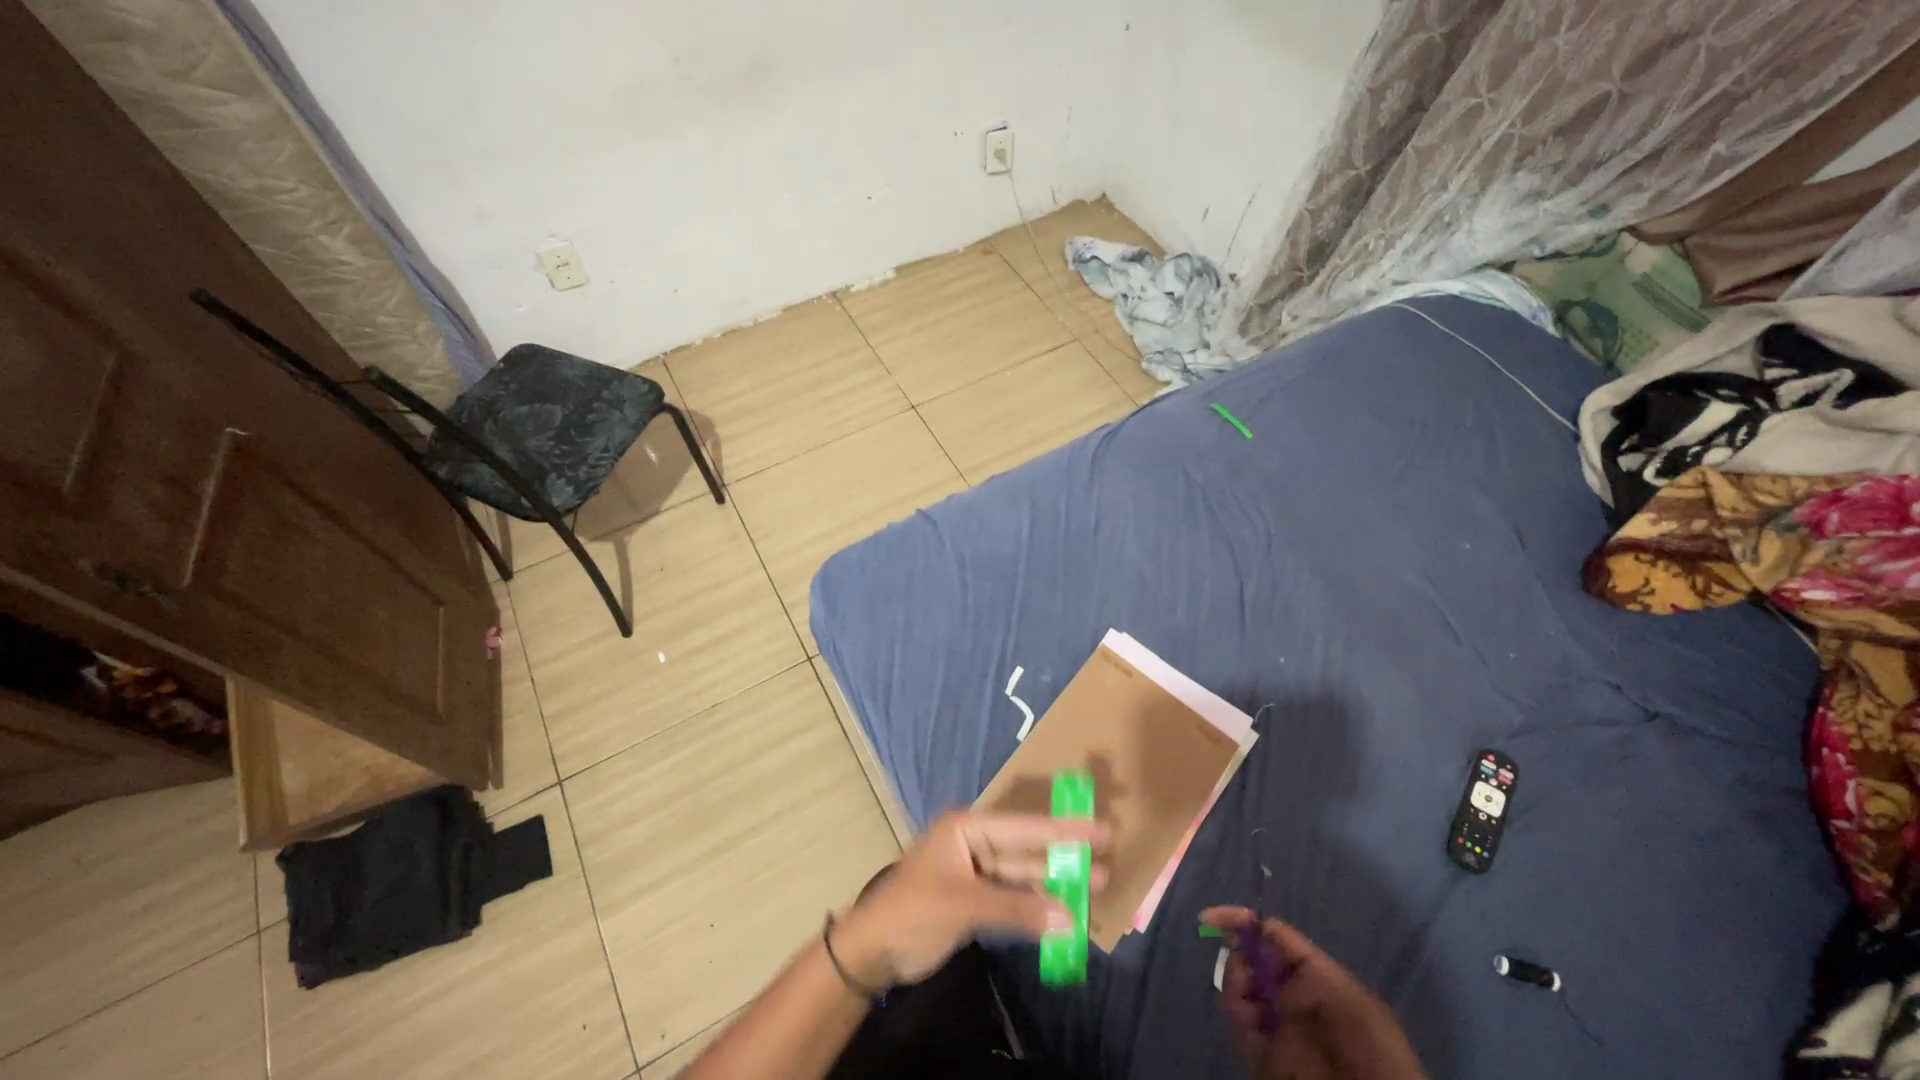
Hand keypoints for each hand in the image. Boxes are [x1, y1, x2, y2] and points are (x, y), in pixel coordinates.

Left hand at [831, 811, 1109, 987]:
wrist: (872, 950)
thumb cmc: (913, 912)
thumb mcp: (964, 906)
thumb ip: (1017, 910)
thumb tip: (1070, 918)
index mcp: (967, 829)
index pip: (1024, 827)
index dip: (1065, 829)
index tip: (1102, 828)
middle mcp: (974, 845)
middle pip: (1028, 849)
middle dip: (1065, 856)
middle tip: (1109, 859)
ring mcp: (976, 874)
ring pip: (1023, 877)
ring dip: (1055, 885)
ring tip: (1096, 886)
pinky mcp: (976, 902)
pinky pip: (1014, 900)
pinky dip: (1037, 908)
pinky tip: (1064, 915)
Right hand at [1200, 907, 1426, 1079]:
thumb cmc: (1371, 1048)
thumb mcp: (1351, 1000)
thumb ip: (1307, 966)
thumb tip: (1262, 947)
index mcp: (1312, 973)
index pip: (1272, 936)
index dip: (1241, 921)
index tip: (1208, 918)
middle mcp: (1289, 992)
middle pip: (1248, 959)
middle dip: (1238, 961)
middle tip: (1247, 983)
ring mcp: (1274, 1021)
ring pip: (1237, 989)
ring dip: (1235, 991)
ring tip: (1250, 1012)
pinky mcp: (1262, 1051)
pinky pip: (1237, 1024)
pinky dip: (1236, 1018)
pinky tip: (1250, 1028)